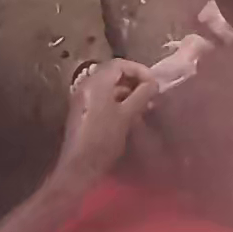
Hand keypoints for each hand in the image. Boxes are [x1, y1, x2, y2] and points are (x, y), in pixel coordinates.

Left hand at [52, 59, 159, 190]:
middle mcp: (86, 85)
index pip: (120, 64)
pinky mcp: (83, 111)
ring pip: (108, 86)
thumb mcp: (126, 116)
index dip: (139, 70)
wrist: (79, 167)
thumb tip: (153, 83)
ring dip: (127, 91)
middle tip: (151, 92)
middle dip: (134, 80)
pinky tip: (130, 113)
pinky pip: (102, 97)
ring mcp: (83, 98)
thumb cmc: (104, 139)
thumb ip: (141, 95)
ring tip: (144, 104)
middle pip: (113, 73)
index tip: (154, 83)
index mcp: (96, 83)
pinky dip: (118, 100)